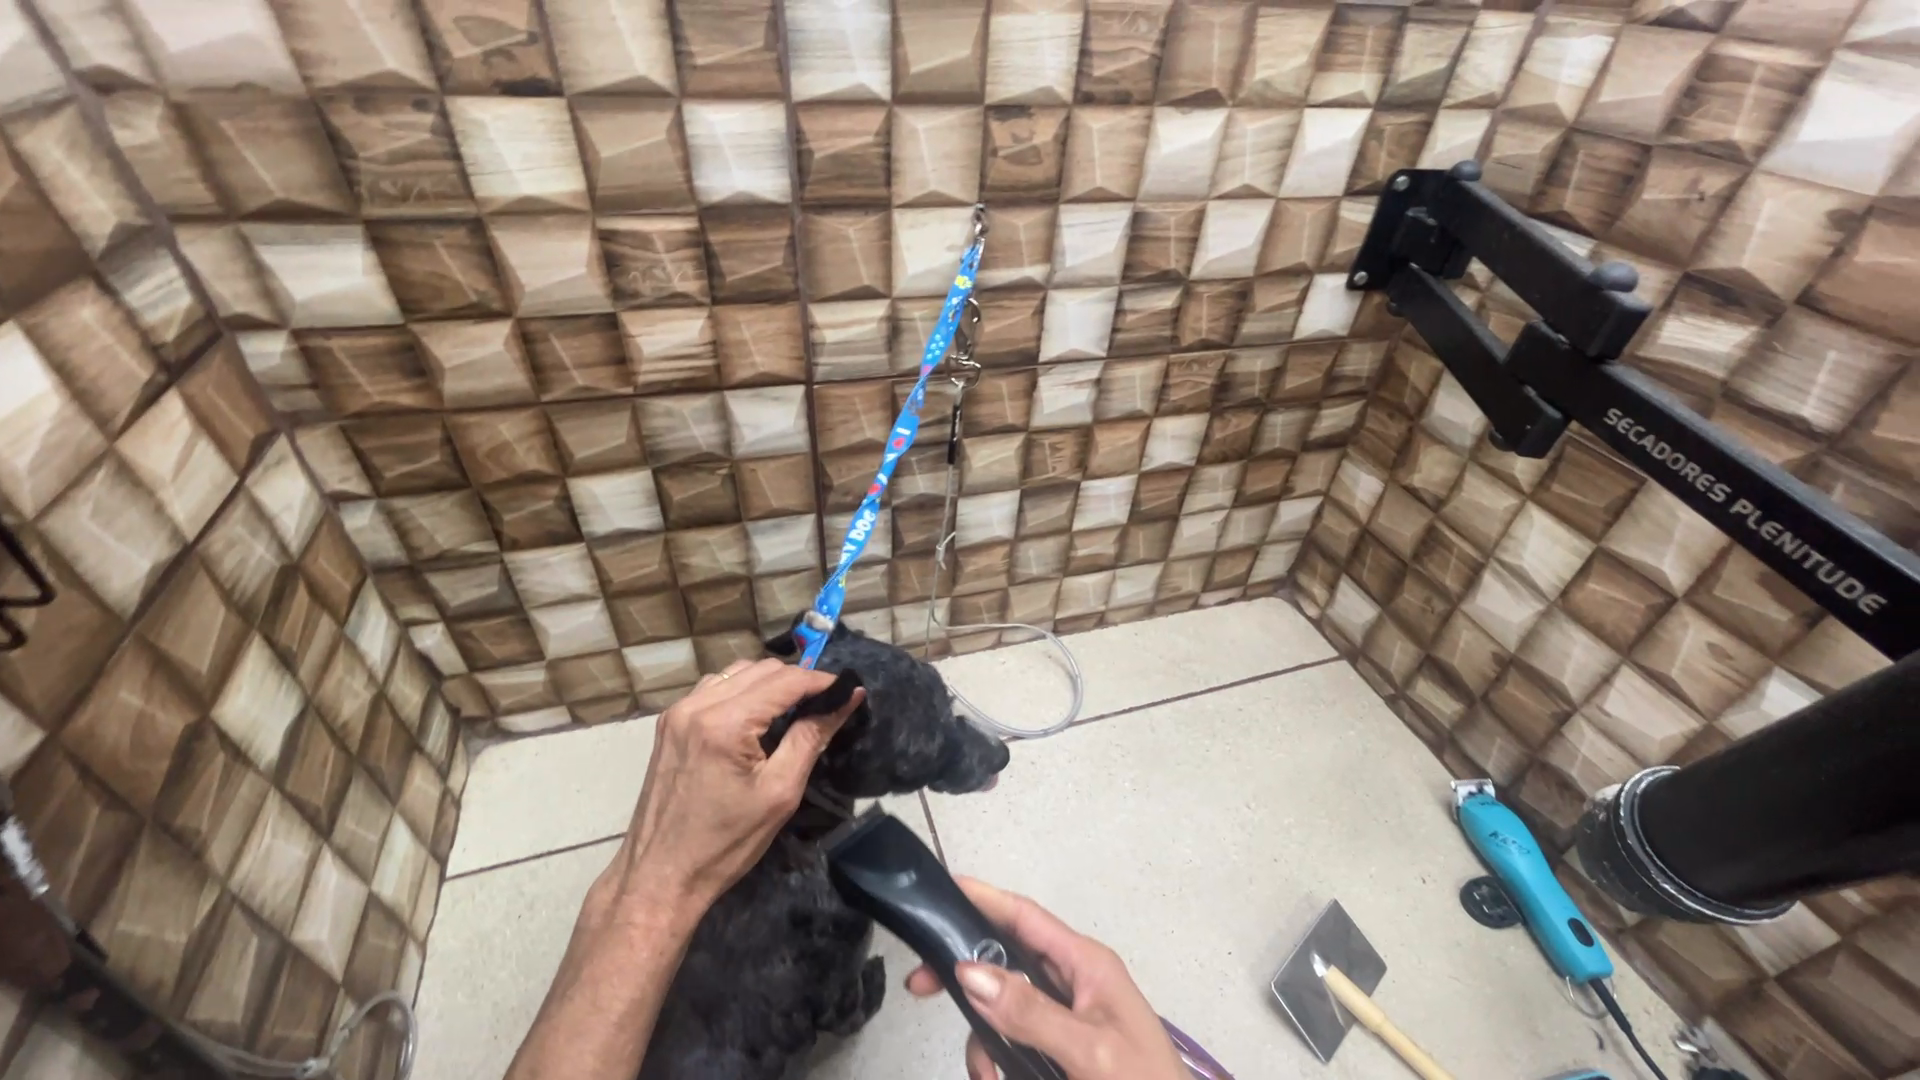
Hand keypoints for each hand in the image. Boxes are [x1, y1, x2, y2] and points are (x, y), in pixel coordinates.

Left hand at [598, 659, 864, 915]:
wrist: (660, 876)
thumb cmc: (726, 843)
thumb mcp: (781, 792)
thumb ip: (813, 736)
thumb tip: (848, 698)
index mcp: (725, 722)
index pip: (786, 680)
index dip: (823, 682)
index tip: (849, 692)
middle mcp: (697, 705)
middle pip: (762, 669)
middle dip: (798, 681)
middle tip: (824, 707)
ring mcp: (678, 712)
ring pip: (738, 673)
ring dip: (770, 684)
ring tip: (793, 712)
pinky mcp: (669, 723)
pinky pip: (715, 688)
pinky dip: (742, 692)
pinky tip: (755, 718)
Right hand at [906, 878, 1187, 1079]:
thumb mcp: (1087, 1048)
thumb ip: (1029, 1011)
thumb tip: (969, 969)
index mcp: (1085, 962)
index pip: (1024, 916)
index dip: (983, 897)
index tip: (939, 890)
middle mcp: (1072, 980)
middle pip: (1006, 957)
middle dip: (965, 971)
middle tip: (919, 984)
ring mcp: (1066, 1015)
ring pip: (1004, 1004)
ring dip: (983, 1033)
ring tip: (984, 1071)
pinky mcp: (1061, 1046)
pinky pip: (1014, 1038)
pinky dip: (997, 1056)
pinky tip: (994, 1075)